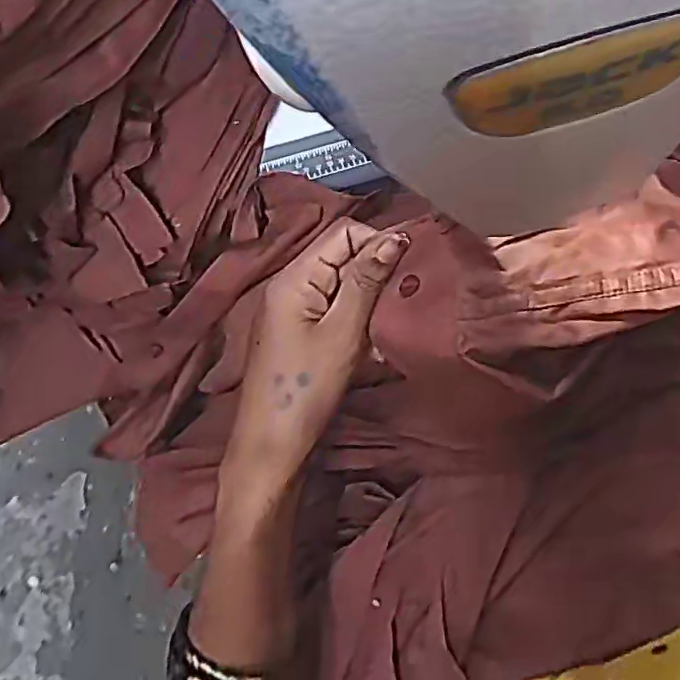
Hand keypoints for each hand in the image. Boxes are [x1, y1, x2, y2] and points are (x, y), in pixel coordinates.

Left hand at [219, 220, 409, 511]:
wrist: (272, 447)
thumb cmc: (307, 387)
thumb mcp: (344, 330)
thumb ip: (367, 280)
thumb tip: (396, 236)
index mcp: (295, 276)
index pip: (344, 233)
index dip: (378, 242)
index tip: (408, 267)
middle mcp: (292, 282)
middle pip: (344, 253)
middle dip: (377, 269)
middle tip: (404, 294)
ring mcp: (296, 306)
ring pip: (345, 279)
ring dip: (372, 295)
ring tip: (391, 317)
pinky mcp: (303, 327)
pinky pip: (338, 303)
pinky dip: (360, 313)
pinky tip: (375, 336)